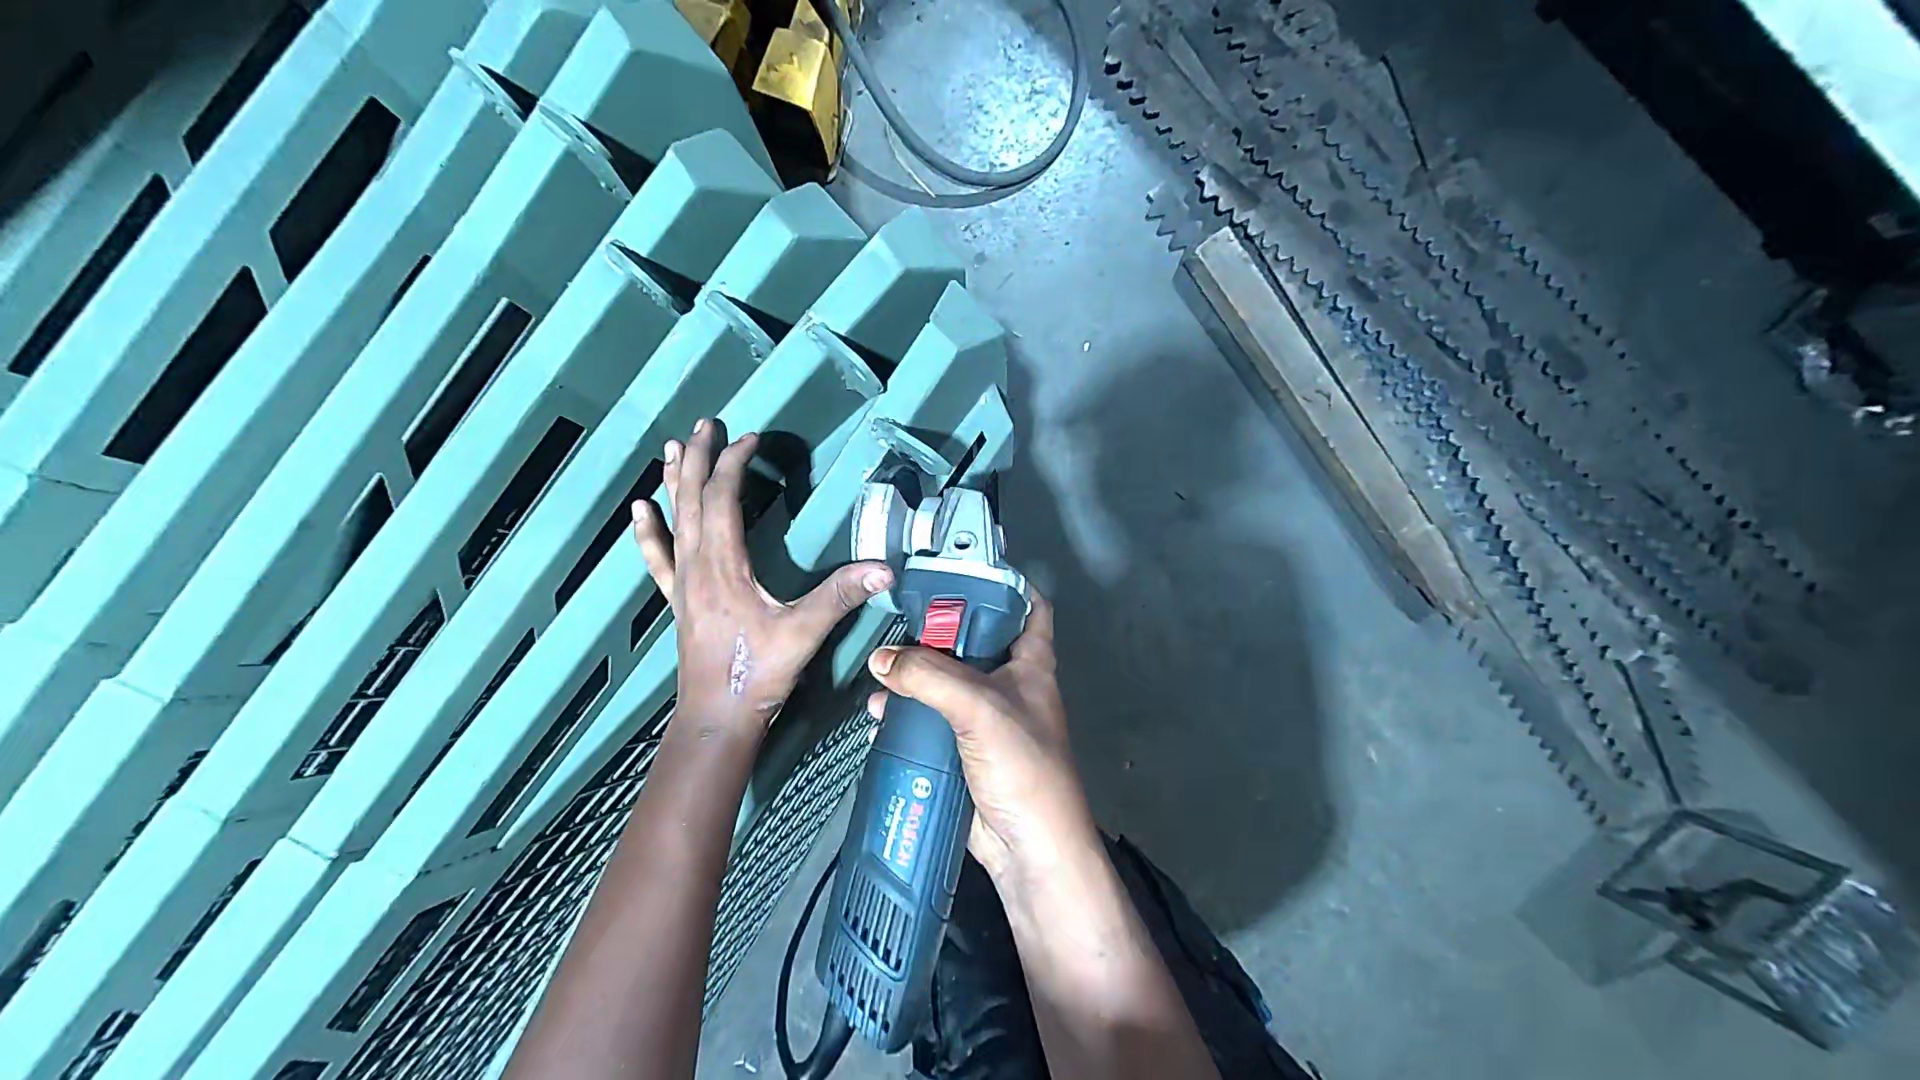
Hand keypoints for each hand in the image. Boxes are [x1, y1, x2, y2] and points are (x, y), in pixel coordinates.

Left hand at [630, 418, 893, 736]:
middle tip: (706, 424)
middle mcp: (697, 566)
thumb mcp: (805, 632)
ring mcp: (683, 582)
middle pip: (691, 499)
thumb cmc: (759, 673)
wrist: (718, 715)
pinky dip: (649, 530)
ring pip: (674, 520)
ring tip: (670, 448)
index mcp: (724, 566)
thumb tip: (884, 568)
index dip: (734, 464)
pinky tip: (640, 512)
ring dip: (673, 482)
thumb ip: (841, 596)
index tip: (751, 439)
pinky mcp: (678, 599)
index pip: (723, 499)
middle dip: (698, 458)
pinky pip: (658, 556)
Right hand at [865, 590, 1097, 884]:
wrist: (1027, 849)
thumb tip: (882, 660)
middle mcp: (1008, 683)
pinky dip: (905, 712)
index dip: (1005, 583)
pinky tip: (881, 713)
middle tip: (901, 617)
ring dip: (913, 674)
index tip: (965, 568)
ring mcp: (983, 717)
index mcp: (1030, 663)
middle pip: (973, 640)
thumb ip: (929, 677)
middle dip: (938, 629)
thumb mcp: (979, 708)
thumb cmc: (1024, 768)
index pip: (1028, 607)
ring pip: (944, 680)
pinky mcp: (961, 747)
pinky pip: (929, 717)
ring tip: (881, 670)